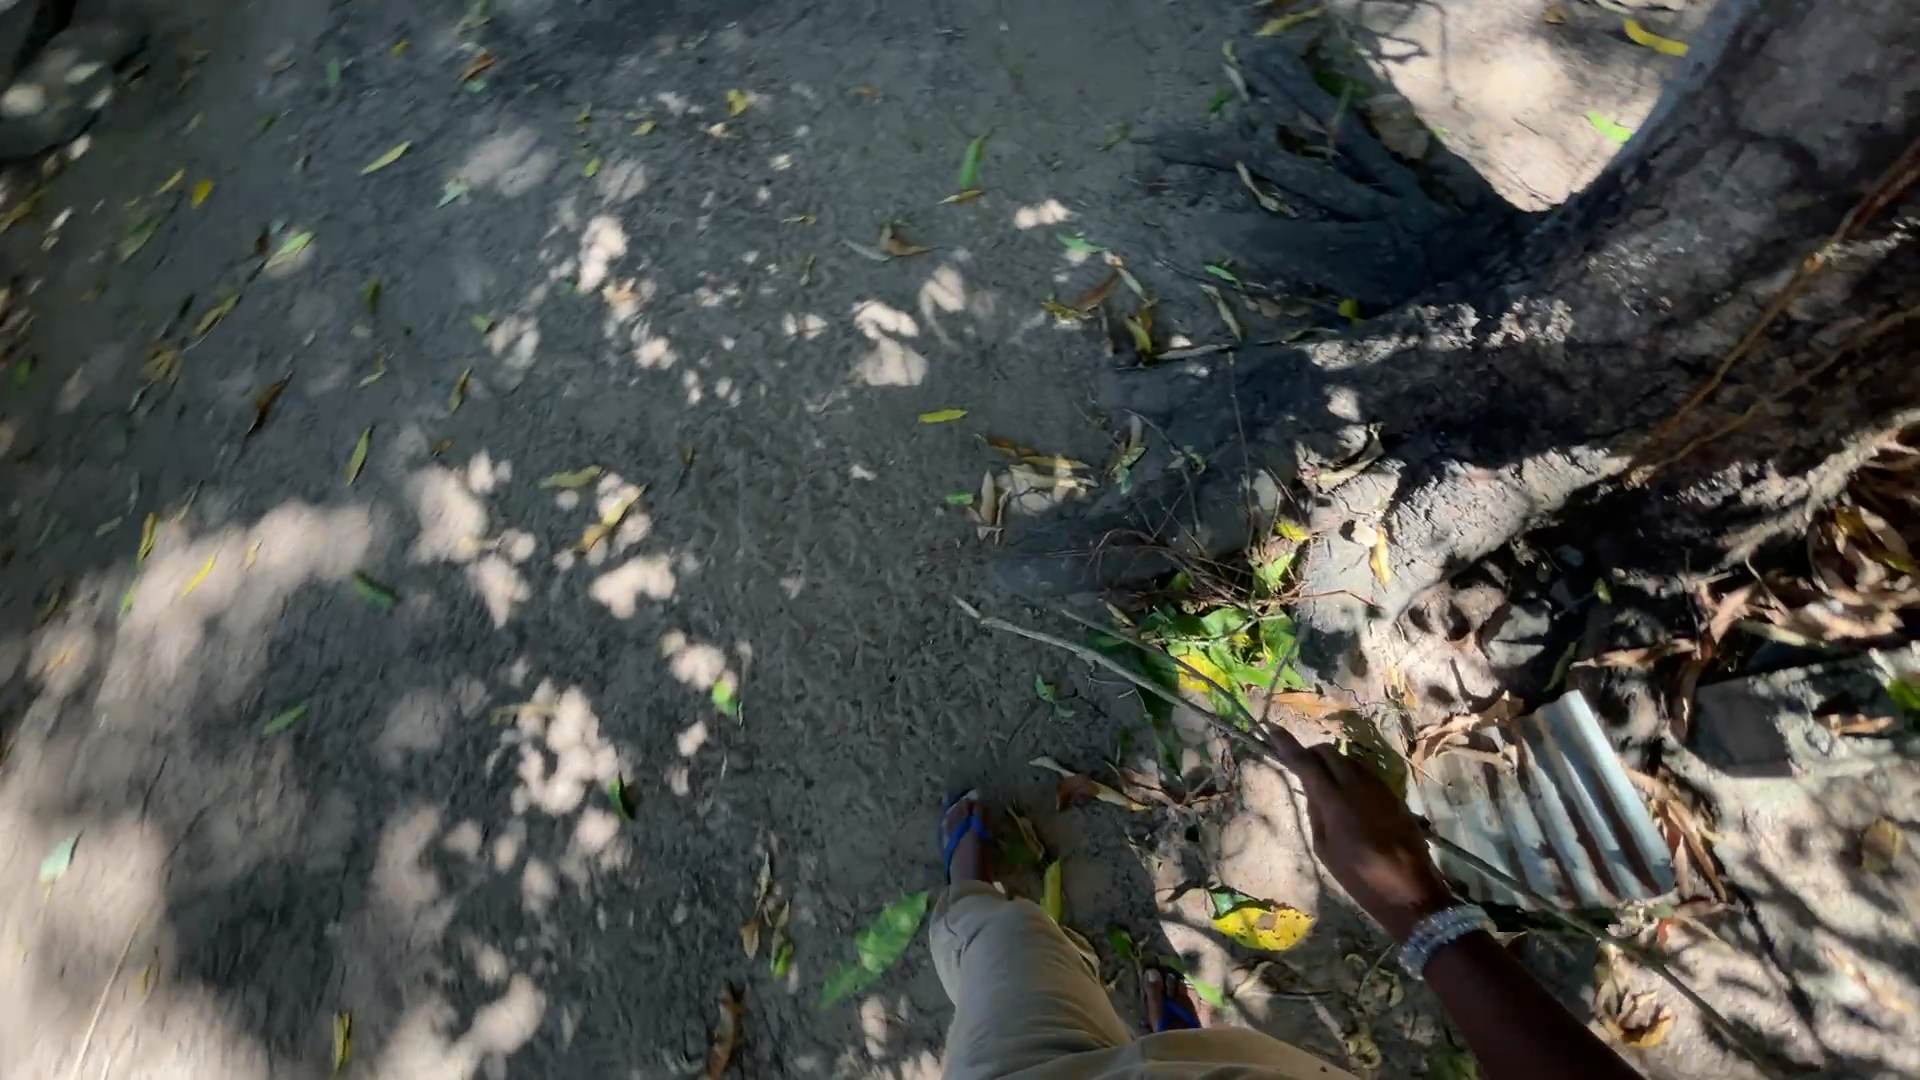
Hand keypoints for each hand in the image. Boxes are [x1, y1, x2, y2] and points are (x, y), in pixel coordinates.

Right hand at [1289, 742, 1455, 940]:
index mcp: (1335, 801)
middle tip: (1303, 768)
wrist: (1413, 894)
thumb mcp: (1324, 849)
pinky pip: (1365, 773)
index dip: (1287, 744)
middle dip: (1312, 753)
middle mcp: (1357, 786)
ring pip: (1348, 759)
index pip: (1306, 762)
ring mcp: (1379, 788)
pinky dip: (1350, 775)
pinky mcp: (1394, 796)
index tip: (1273, 729)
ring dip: (1332, 764)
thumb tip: (1313, 790)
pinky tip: (1350, 798)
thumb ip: (1315, 812)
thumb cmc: (1360, 878)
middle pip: (1328, 751)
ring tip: (1328, 786)